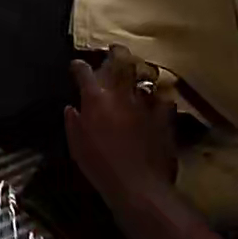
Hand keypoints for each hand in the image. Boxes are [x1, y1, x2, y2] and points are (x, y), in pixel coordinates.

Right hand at [64, 54, 178, 217]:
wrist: (139, 188)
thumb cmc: (100, 166)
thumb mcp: (76, 144)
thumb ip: (73, 121)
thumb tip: (73, 108)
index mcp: (95, 98)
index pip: (83, 70)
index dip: (78, 66)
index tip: (76, 67)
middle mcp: (120, 94)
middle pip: (120, 61)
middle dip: (116, 52)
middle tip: (114, 50)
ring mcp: (145, 104)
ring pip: (145, 75)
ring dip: (140, 71)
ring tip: (138, 71)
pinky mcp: (164, 118)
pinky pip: (164, 100)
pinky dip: (159, 98)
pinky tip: (157, 102)